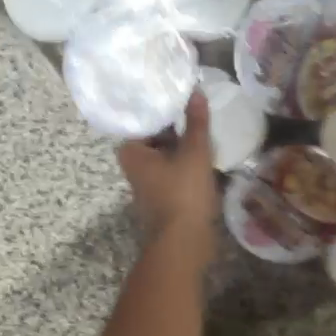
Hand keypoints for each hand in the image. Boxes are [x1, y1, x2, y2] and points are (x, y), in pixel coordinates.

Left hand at [118, 92, 216, 245]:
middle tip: (197, 105)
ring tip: (204, 124)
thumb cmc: (183, 193)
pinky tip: (204, 153)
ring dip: (183, 144)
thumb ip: (196, 121)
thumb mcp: (194, 152)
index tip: (181, 91)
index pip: (144, 118)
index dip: (164, 106)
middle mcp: (133, 166)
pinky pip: (173, 171)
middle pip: (156, 136)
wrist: (183, 243)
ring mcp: (147, 183)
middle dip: (176, 125)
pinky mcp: (161, 197)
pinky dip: (185, 162)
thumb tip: (195, 92)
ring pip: (166, 155)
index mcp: (131, 151)